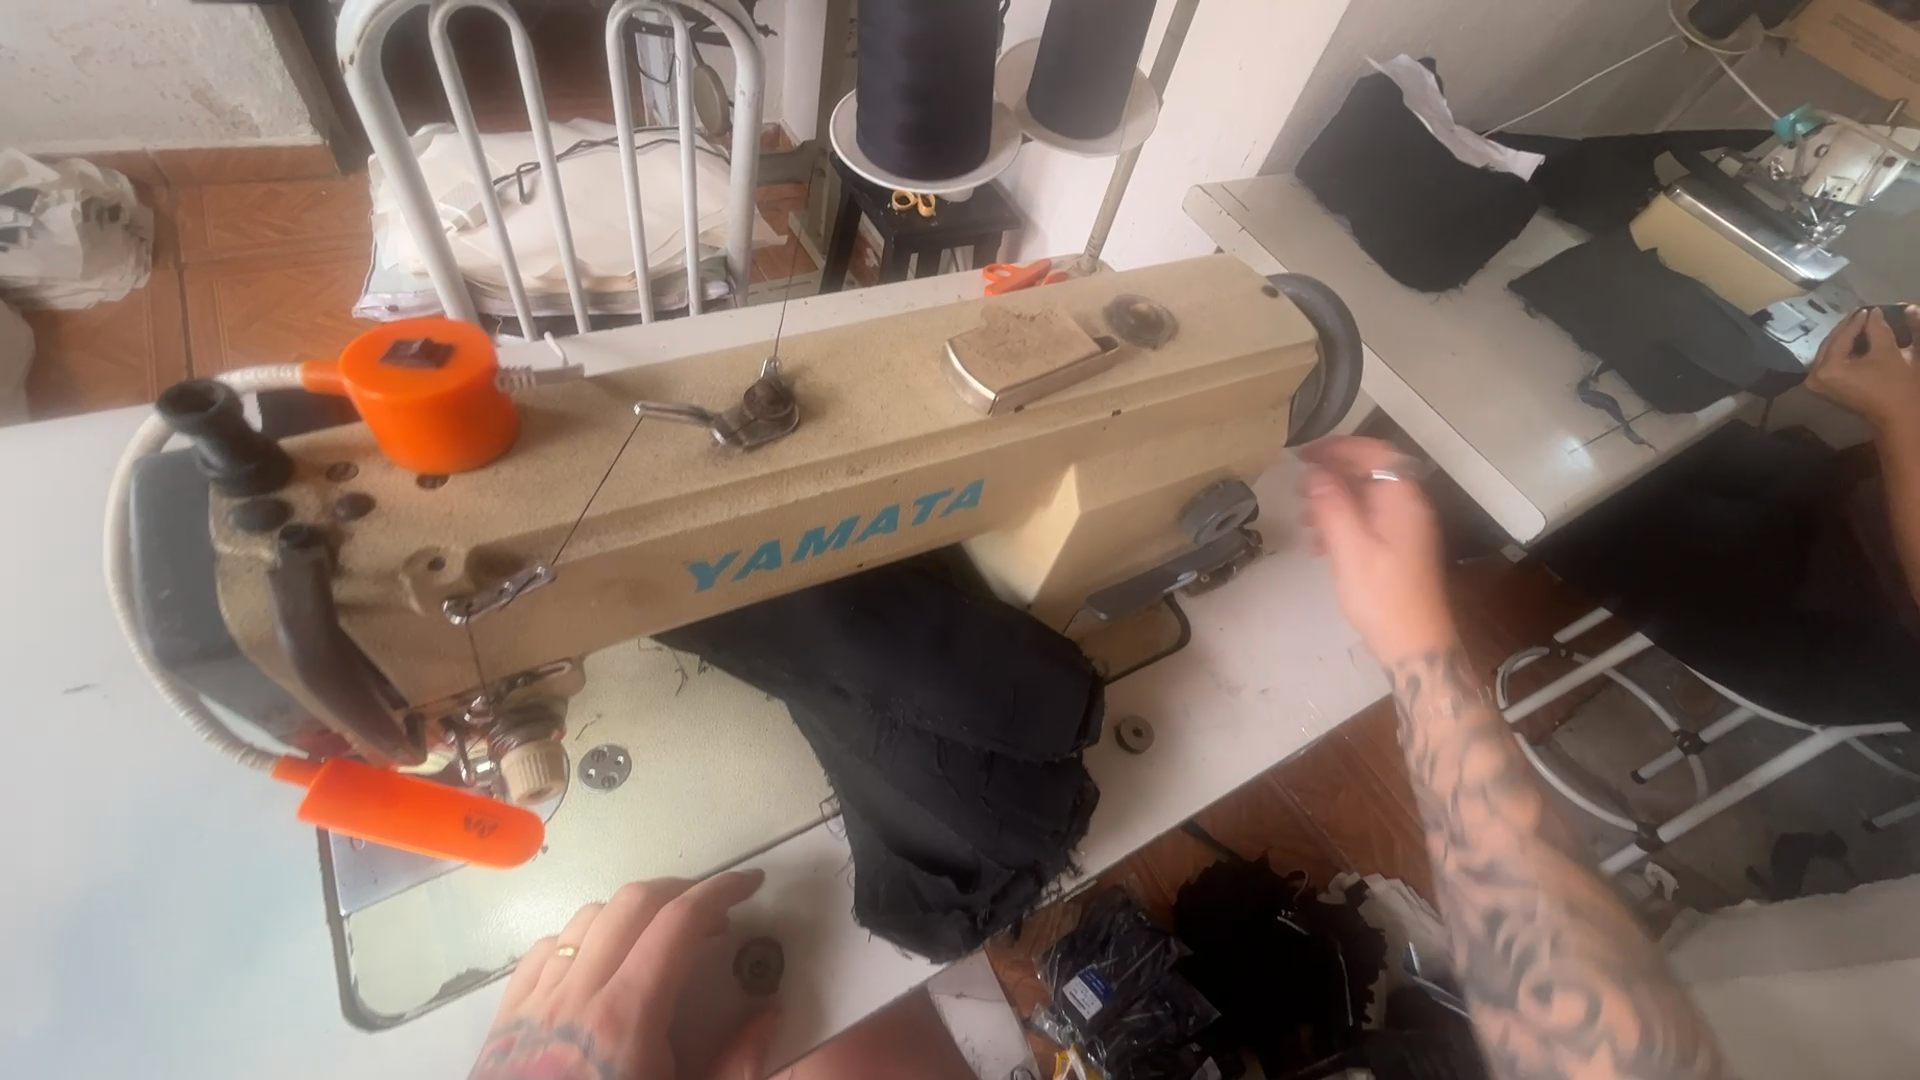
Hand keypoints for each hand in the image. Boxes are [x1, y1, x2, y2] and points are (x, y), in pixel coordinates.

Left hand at [469, 872, 776, 1079]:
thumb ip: (736, 1067)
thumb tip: (771, 1016)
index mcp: (627, 1017)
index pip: (681, 921)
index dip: (722, 890)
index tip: (750, 883)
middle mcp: (579, 995)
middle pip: (636, 901)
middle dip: (683, 890)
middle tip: (713, 912)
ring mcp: (536, 1005)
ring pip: (590, 916)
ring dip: (635, 911)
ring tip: (661, 934)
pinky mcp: (504, 1021)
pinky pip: (547, 949)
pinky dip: (583, 937)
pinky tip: (601, 960)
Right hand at [1298, 437, 1455, 664]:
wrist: (1412, 642)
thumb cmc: (1382, 595)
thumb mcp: (1350, 548)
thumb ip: (1332, 506)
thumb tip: (1314, 474)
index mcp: (1402, 502)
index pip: (1376, 454)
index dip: (1341, 447)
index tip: (1306, 452)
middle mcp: (1407, 508)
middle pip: (1370, 474)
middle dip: (1332, 474)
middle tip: (1297, 485)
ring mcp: (1403, 529)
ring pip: (1364, 498)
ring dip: (1332, 500)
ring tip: (1303, 516)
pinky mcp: (1395, 547)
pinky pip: (1365, 520)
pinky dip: (1340, 522)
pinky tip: (1319, 543)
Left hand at [1807, 305, 1919, 434]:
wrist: (1898, 413)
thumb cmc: (1898, 383)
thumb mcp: (1890, 352)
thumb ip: (1880, 330)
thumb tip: (1874, 312)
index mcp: (1827, 369)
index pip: (1840, 338)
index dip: (1855, 321)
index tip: (1868, 308)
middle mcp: (1813, 376)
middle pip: (1829, 345)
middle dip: (1847, 328)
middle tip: (1863, 312)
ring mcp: (1815, 383)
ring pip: (1828, 352)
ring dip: (1844, 337)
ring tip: (1861, 322)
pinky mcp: (1822, 386)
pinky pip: (1830, 362)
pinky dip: (1842, 350)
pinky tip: (1855, 338)